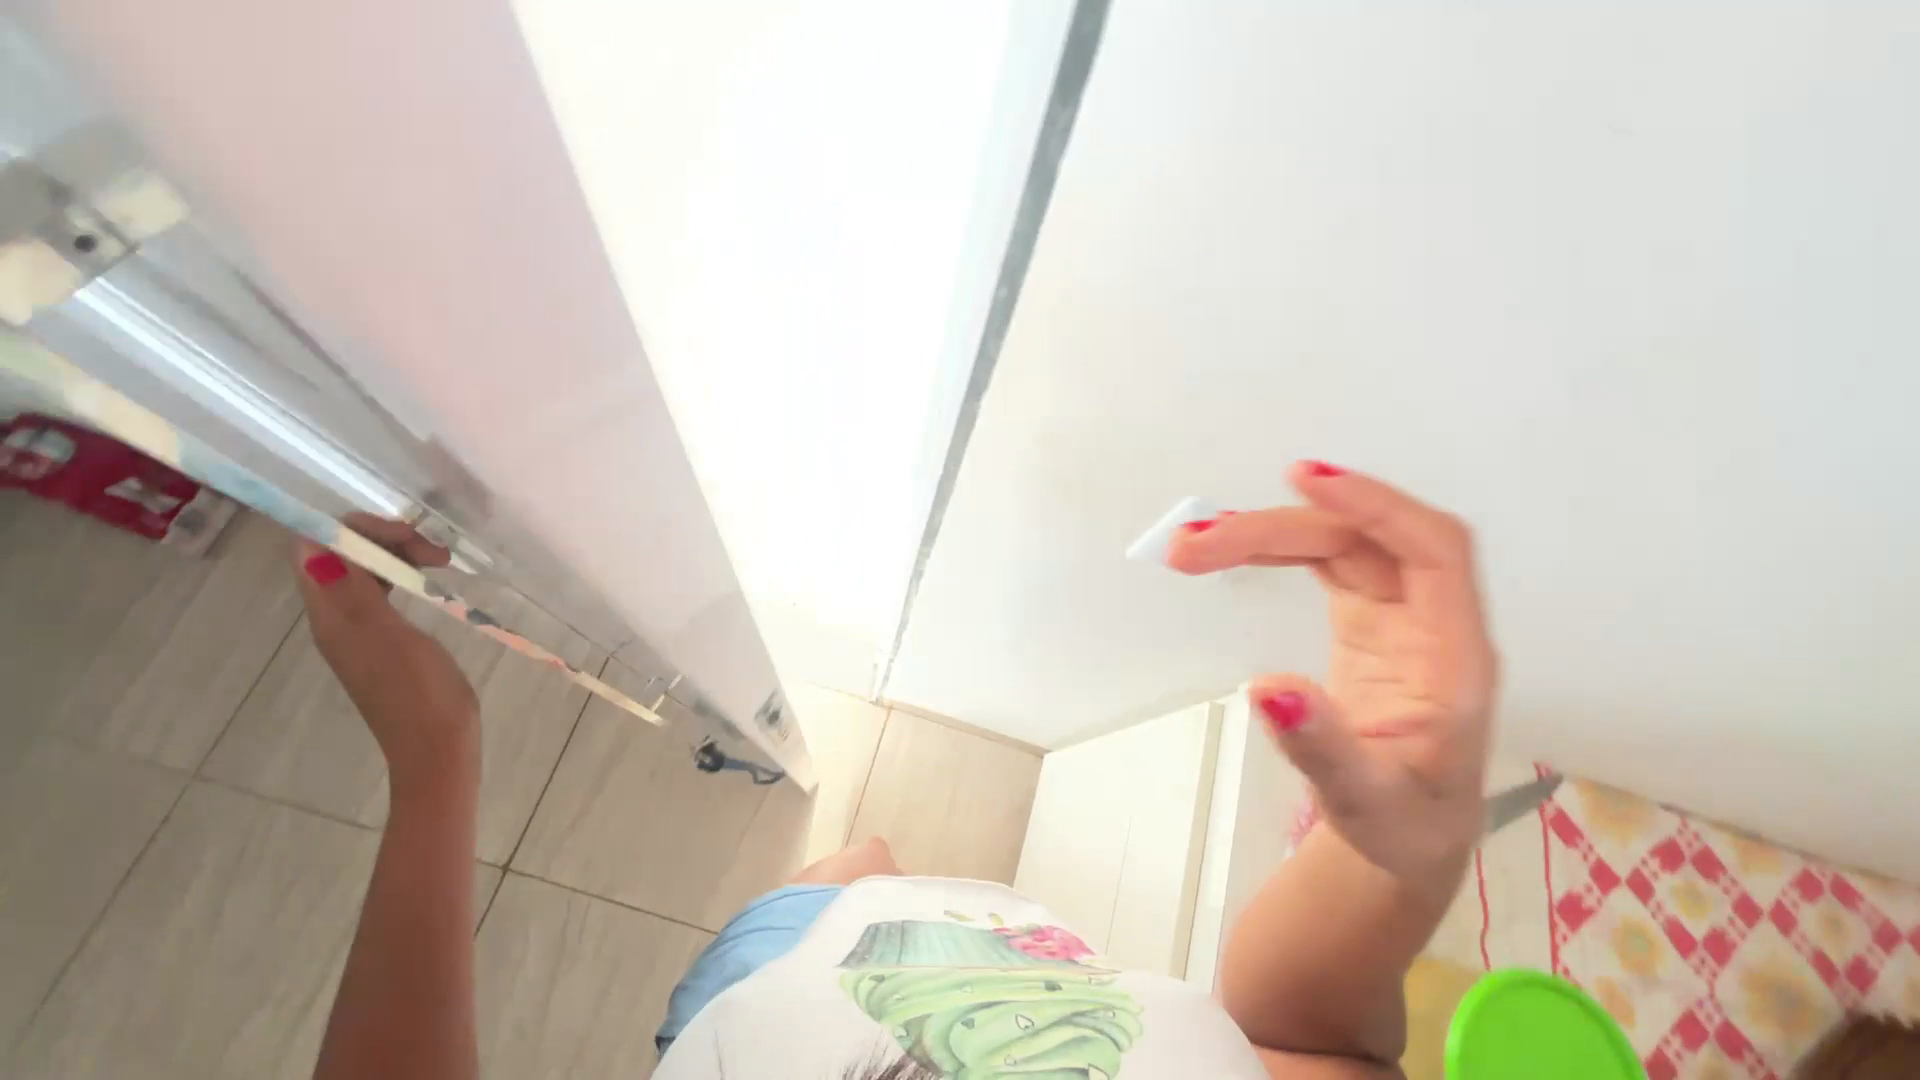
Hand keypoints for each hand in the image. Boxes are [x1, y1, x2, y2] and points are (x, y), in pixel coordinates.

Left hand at [292, 514, 479, 795]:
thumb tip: (315, 549)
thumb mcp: (391, 638)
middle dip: (384, 539)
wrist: (438, 745)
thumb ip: (355, 594)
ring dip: (398, 555)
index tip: (406, 533)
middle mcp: (337, 618)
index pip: (315, 548)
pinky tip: (433, 582)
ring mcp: (361, 630)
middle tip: (436, 552)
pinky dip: (405, 576)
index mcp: (331, 616)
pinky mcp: (385, 640)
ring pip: (364, 571)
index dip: (354, 529)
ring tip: (442, 562)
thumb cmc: (419, 692)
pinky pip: (382, 591)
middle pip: (341, 555)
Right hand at [1167, 462, 1496, 883]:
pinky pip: (1326, 562)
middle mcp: (1430, 622)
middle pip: (1363, 541)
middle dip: (1279, 530)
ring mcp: (1399, 616)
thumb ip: (1322, 748)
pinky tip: (1234, 550)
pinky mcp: (1368, 619)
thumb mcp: (1363, 802)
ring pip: (1339, 545)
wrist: (1407, 836)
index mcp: (1453, 658)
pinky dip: (1277, 550)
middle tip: (1193, 544)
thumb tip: (1266, 688)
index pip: (1432, 551)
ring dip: (1268, 535)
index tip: (1305, 483)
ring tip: (1193, 546)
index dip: (1375, 507)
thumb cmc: (1400, 826)